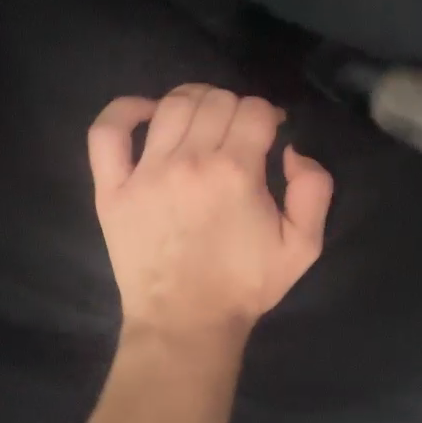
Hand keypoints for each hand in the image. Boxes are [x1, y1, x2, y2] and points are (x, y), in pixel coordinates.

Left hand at [87, 84, 333, 339]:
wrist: (186, 322)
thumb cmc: (248, 284)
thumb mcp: (305, 244)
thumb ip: (314, 188)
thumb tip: (292, 151)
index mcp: (237, 172)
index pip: (255, 109)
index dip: (271, 114)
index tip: (274, 133)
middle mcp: (189, 161)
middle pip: (215, 100)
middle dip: (237, 107)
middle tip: (243, 132)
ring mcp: (144, 172)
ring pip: (170, 105)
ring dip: (195, 100)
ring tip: (207, 119)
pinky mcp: (112, 188)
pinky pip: (107, 131)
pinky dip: (126, 110)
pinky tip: (148, 113)